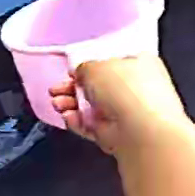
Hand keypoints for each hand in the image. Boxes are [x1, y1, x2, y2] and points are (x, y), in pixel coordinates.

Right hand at [50, 56, 194, 154]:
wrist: (139, 128)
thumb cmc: (123, 88)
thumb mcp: (95, 66)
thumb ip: (83, 67)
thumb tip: (81, 74)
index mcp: (139, 64)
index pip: (111, 62)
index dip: (88, 67)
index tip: (71, 71)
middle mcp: (133, 87)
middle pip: (95, 87)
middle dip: (71, 89)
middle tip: (55, 90)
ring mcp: (124, 112)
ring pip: (89, 107)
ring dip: (69, 104)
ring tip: (57, 104)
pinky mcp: (114, 133)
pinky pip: (90, 125)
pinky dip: (76, 121)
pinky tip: (68, 117)